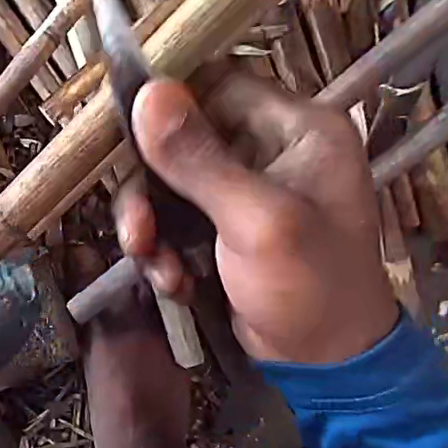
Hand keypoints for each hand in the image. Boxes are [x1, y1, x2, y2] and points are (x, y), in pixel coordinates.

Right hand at [116, 75, 397, 364]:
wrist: (321, 364)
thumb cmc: (309, 286)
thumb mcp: (255, 221)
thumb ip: (199, 159)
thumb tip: (148, 92)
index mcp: (294, 129)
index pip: (216, 83)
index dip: (166, 103)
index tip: (126, 134)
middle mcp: (263, 149)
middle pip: (176, 139)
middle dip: (148, 189)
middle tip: (139, 231)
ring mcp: (236, 188)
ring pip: (162, 182)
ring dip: (148, 225)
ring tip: (152, 263)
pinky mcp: (214, 222)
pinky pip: (166, 216)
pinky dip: (159, 247)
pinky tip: (172, 280)